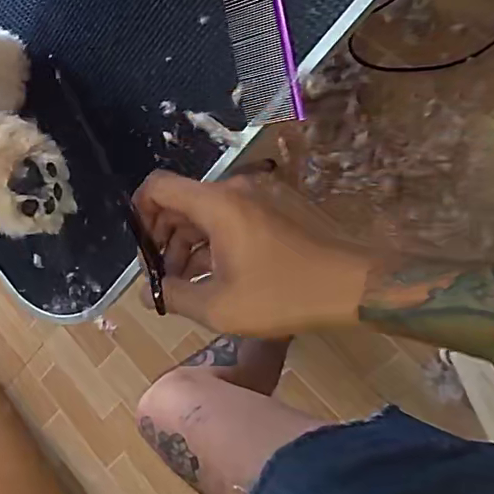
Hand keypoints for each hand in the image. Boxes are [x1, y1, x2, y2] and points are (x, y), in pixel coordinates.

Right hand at [133, 169, 374, 335]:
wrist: (354, 284)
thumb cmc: (283, 296)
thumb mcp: (219, 307)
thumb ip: (174, 296)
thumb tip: (150, 291)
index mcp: (217, 203)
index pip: (157, 187)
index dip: (139, 215)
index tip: (144, 253)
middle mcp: (237, 188)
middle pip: (183, 201)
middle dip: (165, 239)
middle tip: (166, 278)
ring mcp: (263, 193)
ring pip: (211, 212)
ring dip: (193, 243)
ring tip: (192, 284)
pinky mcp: (281, 204)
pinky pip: (236, 216)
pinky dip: (220, 240)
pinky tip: (222, 275)